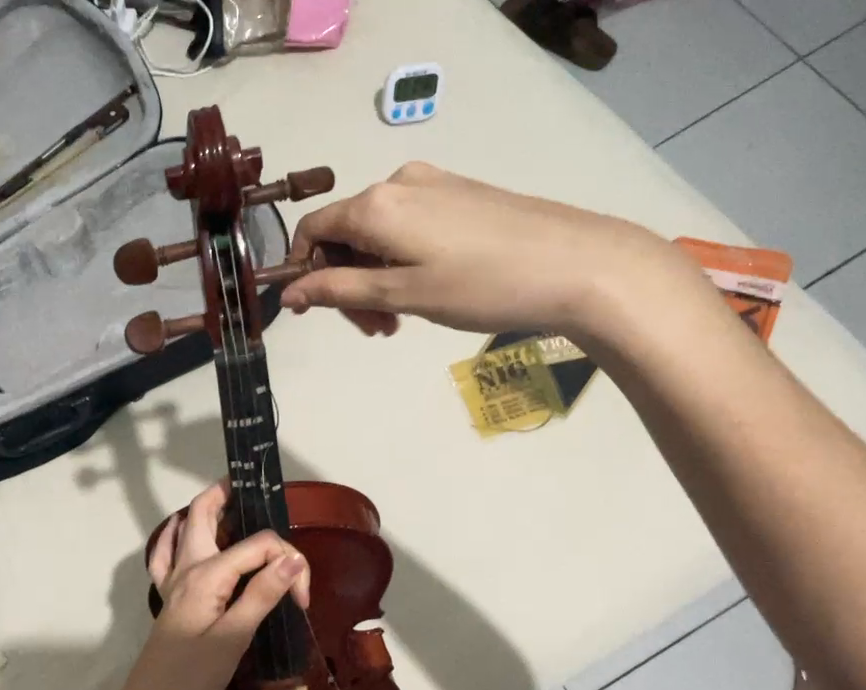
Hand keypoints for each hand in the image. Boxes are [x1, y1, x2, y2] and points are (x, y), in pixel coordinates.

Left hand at [102, 483, 310, 689]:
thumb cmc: (192, 677)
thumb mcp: (234, 638)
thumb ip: (262, 594)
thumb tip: (293, 557)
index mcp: (207, 575)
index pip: (259, 547)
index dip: (288, 563)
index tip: (303, 600)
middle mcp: (187, 569)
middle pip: (203, 514)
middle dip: (228, 495)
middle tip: (256, 489)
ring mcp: (174, 583)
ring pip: (186, 530)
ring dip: (206, 511)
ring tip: (232, 502)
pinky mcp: (170, 600)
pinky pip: (168, 557)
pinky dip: (176, 538)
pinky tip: (181, 535)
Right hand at [280, 163, 708, 344]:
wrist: (578, 264)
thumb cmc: (480, 285)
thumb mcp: (401, 294)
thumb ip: (338, 290)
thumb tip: (288, 293)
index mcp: (376, 204)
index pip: (312, 229)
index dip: (301, 270)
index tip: (313, 312)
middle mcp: (398, 183)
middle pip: (345, 235)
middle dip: (344, 283)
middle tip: (374, 330)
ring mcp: (432, 185)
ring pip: (377, 235)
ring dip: (373, 280)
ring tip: (398, 322)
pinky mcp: (459, 194)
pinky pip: (407, 228)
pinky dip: (400, 265)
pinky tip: (424, 294)